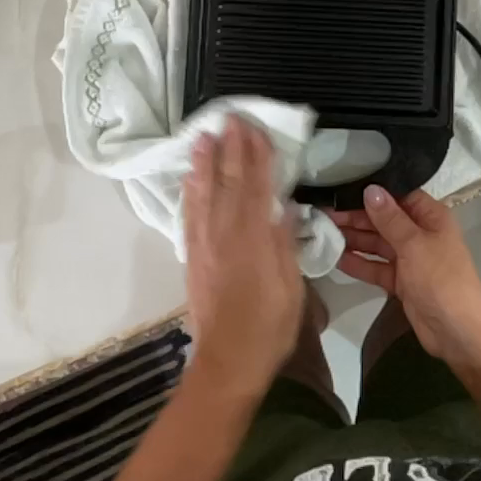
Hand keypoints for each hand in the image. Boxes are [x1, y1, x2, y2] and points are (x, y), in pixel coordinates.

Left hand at [181, 119, 303, 397]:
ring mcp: (205, 243)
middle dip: (231, 148)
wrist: (227, 362)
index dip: (257, 156)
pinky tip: (190, 177)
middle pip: (229, 182)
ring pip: (204, 193)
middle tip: (230, 118)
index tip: (257, 129)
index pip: (257, 186)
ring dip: (205, 162)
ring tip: (203, 135)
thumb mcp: (291, 287)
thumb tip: (286, 206)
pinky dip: (189, 192)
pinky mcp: (192, 256)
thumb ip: (285, 244)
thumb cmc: (268, 326)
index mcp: (254, 238)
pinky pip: (189, 215)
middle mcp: (226, 233)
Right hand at [327, 185, 480, 366]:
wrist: (457, 332)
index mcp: (430, 217)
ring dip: (354, 239)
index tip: (342, 188)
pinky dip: (359, 263)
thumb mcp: (414, 244)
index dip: (373, 192)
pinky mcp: (401, 281)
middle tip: (324, 214)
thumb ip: (389, 218)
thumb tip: (370, 189)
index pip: (398, 195)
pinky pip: (376, 266)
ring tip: (324, 233)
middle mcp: (420, 233)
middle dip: (356, 217)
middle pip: (384, 219)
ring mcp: (410, 258)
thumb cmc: (440, 279)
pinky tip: (337, 258)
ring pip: (377, 243)